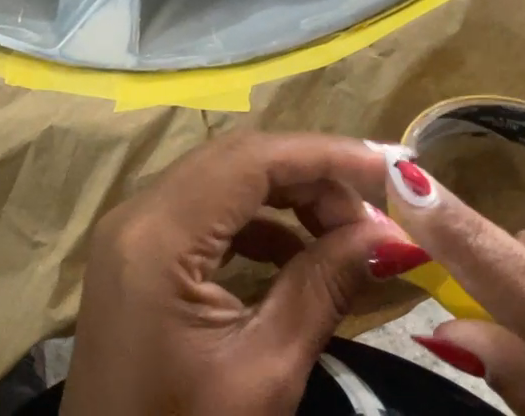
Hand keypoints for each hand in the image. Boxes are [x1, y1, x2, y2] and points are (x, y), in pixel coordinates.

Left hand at [61, 133, 429, 415]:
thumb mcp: (265, 371)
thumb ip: (324, 287)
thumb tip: (390, 235)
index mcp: (157, 237)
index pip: (250, 159)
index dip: (325, 154)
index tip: (393, 170)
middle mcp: (136, 214)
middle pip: (236, 160)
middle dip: (312, 176)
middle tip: (378, 210)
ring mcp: (131, 231)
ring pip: (223, 181)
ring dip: (288, 197)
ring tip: (348, 234)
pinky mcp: (138, 252)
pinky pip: (205, 212)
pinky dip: (258, 223)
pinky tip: (300, 255)